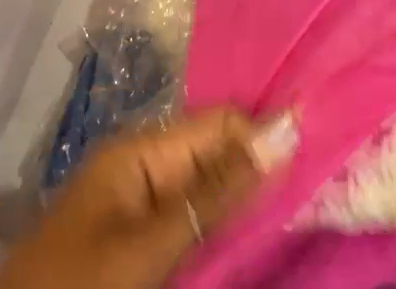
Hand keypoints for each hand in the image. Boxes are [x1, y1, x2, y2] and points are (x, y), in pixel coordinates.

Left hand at [0, 108, 297, 288]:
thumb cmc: (79, 283)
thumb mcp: (151, 243)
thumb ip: (218, 190)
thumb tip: (288, 128)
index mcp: (140, 149)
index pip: (222, 123)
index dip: (266, 137)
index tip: (316, 157)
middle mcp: (144, 165)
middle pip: (219, 151)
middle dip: (261, 167)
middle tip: (314, 186)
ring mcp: (141, 203)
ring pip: (213, 186)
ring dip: (247, 198)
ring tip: (294, 207)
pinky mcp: (142, 236)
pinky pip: (196, 216)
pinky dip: (225, 224)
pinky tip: (252, 232)